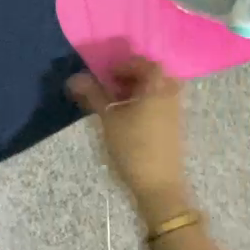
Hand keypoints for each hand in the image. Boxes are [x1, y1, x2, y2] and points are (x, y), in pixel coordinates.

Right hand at [67, 58, 190, 220]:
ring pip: (158, 92)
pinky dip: (145, 104)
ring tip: (118, 105)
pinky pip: (161, 105)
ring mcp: (175, 113)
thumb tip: (74, 78)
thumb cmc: (133, 147)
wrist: (159, 186)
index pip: (146, 64)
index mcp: (157, 88)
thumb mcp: (108, 119)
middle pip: (154, 76)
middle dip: (133, 78)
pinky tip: (129, 120)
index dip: (127, 65)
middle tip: (113, 87)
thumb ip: (93, 95)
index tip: (109, 75)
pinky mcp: (174, 128)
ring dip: (138, 92)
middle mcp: (170, 96)